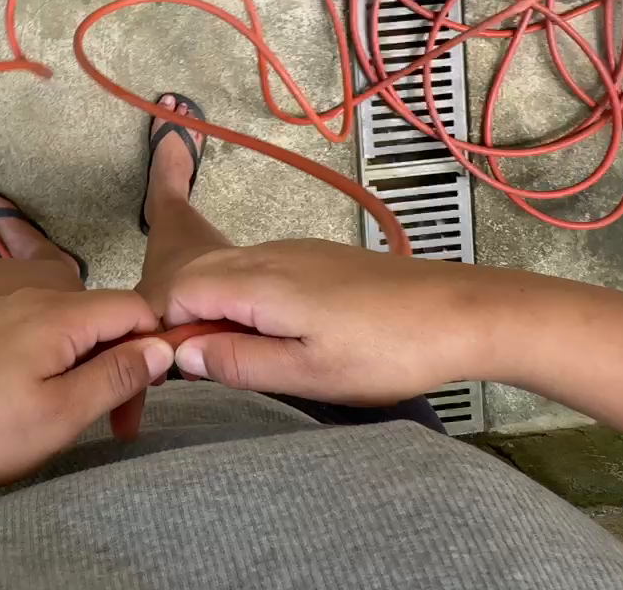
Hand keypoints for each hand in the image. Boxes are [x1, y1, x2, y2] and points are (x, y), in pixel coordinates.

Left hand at [0, 288, 172, 493]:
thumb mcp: (62, 415)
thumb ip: (117, 375)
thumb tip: (162, 345)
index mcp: (58, 313)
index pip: (132, 305)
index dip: (151, 344)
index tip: (144, 393)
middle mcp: (33, 295)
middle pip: (101, 314)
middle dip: (119, 361)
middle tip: (114, 423)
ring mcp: (4, 305)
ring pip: (70, 321)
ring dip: (88, 361)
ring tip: (75, 411)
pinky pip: (38, 325)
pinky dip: (55, 354)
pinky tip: (37, 391)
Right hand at [163, 239, 512, 404]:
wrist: (458, 309)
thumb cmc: (384, 350)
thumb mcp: (310, 373)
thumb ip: (240, 361)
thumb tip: (182, 352)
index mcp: (258, 282)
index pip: (179, 289)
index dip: (165, 326)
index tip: (176, 367)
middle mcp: (265, 255)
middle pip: (196, 273)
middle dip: (184, 316)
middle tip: (203, 365)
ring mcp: (289, 250)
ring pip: (224, 269)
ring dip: (213, 307)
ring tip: (238, 354)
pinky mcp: (311, 254)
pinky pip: (253, 268)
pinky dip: (241, 297)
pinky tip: (273, 330)